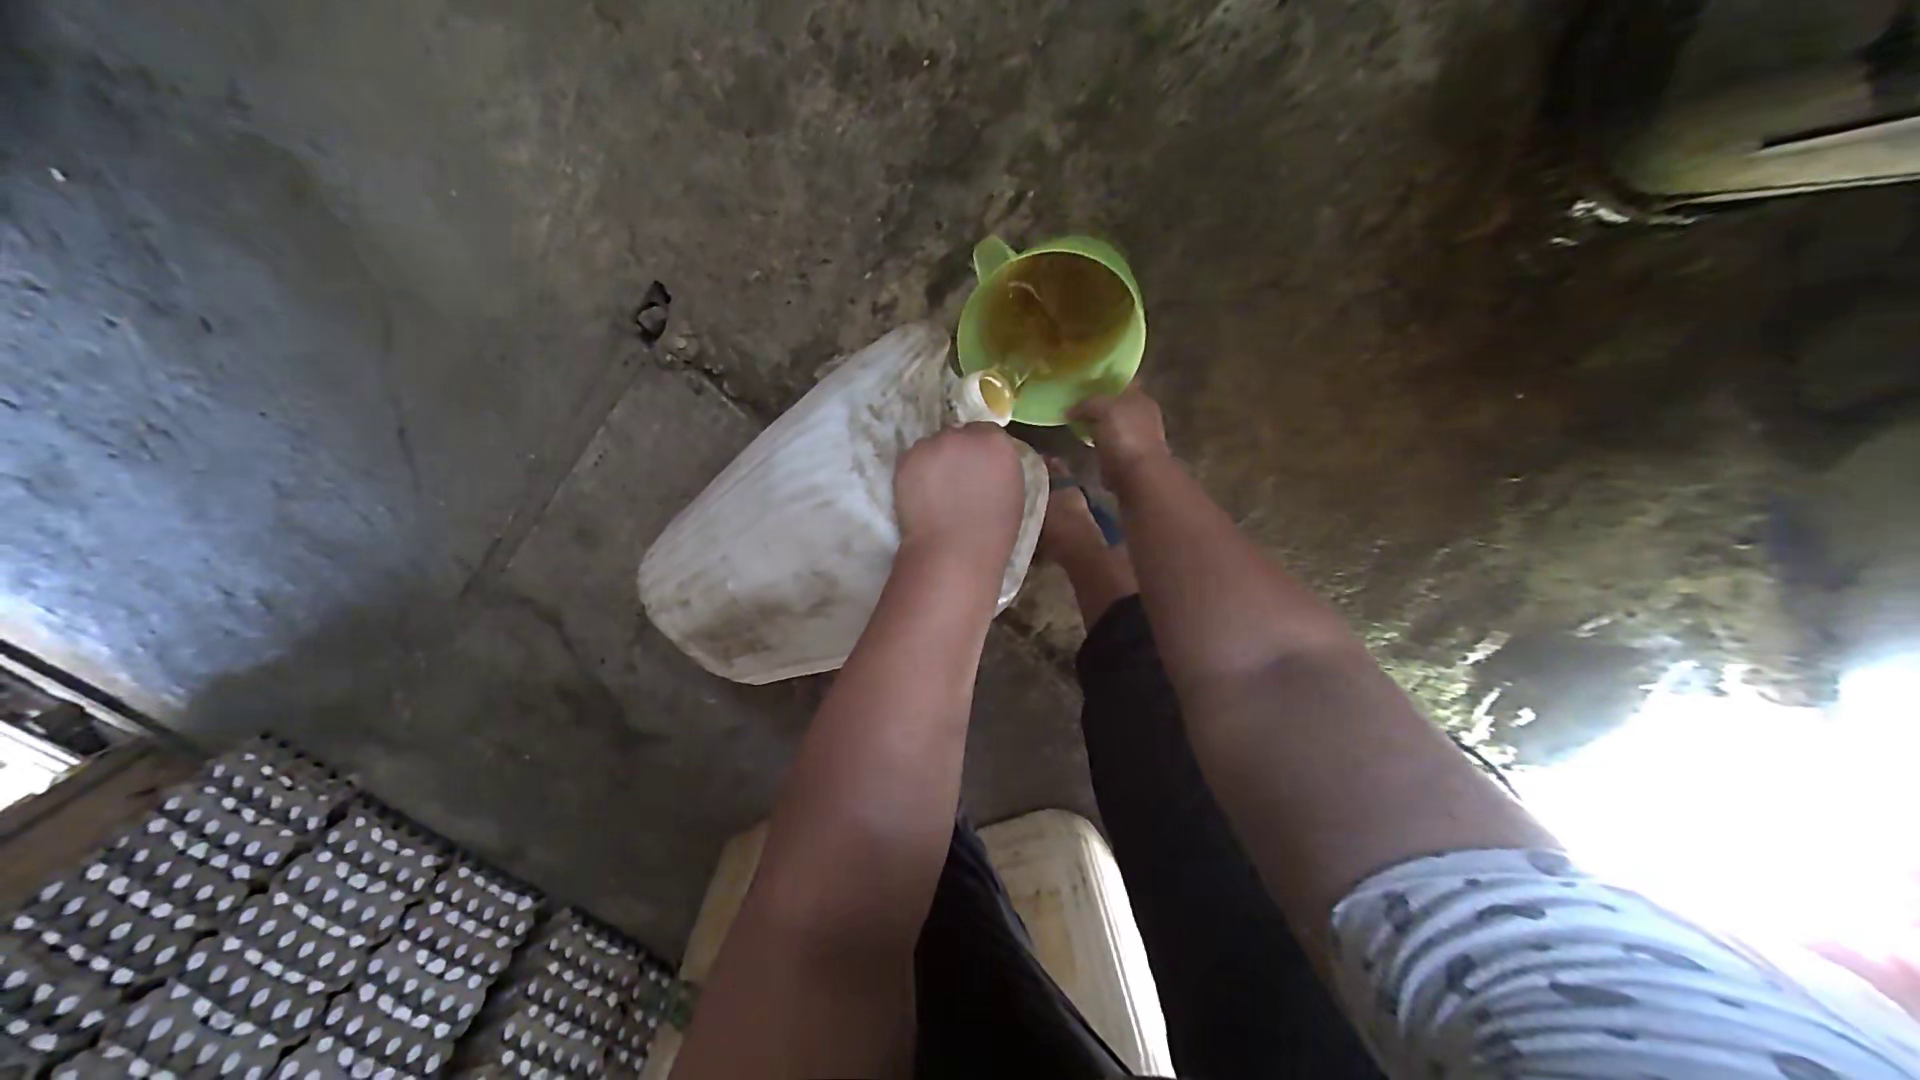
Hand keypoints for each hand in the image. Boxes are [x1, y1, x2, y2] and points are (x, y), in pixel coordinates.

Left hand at [894, 423, 1025, 574]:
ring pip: (933, 446)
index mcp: (996, 442)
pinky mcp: (907, 458)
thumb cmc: (992, 532)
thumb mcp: (1013, 492)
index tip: (976, 469)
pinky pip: (914, 459)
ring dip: (936, 461)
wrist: (952, 552)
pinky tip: (921, 495)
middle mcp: (963, 435)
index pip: (986, 432)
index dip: (980, 451)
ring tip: (935, 491)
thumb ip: (1000, 466)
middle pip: (958, 434)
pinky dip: (916, 473)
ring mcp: (932, 445)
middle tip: (955, 480)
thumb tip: (986, 462)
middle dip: (957, 452)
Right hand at [1069, 385, 1168, 477]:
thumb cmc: (1125, 435)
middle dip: (1094, 403)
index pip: (1120, 383)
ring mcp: (1131, 436)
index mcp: (1140, 398)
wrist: (1136, 474)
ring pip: (1107, 423)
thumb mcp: (1104, 408)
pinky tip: (1079, 438)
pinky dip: (1093, 440)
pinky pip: (1103, 441)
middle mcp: (1138, 415)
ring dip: (1092, 423)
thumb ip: (1088, 403)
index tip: (1080, 382)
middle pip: (1112, 403)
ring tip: (1071, 419)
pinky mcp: (1121, 455)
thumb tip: (1070, 409)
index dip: (1102, 381)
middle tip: (1071, 400)